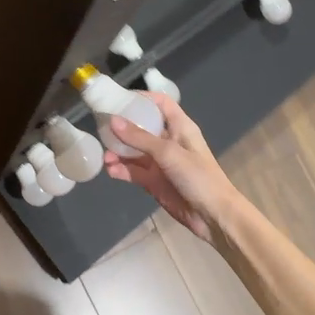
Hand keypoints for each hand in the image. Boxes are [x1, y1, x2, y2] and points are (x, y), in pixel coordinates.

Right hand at [103, 92, 244, 245]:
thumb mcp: (169, 153)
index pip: (161, 104)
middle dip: (123, 127)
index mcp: (180, 127)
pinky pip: (134, 171)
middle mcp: (169, 141)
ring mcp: (161, 163)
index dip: (142, 98)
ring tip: (104, 155)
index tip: (118, 98)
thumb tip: (113, 121)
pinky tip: (110, 170)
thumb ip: (140, 138)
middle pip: (143, 127)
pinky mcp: (154, 182)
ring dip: (119, 152)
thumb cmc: (198, 177)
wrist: (213, 215)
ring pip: (135, 151)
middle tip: (100, 127)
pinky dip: (122, 170)